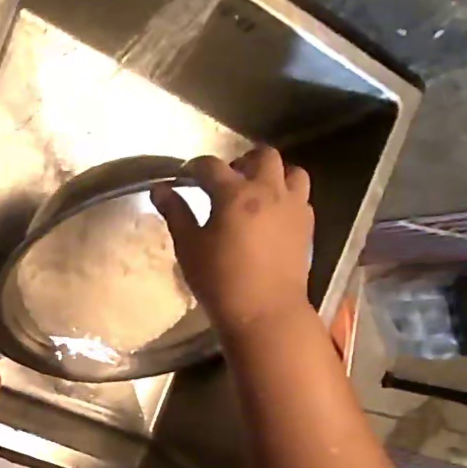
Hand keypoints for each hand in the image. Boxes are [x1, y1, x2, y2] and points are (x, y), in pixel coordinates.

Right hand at [151, 146, 313, 338]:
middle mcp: (268, 191)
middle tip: (227, 180)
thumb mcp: (190, 247)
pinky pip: (301, 196)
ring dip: (273, 174)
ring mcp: (292, 207)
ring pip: (291, 171)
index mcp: (235, 193)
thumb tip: (160, 190)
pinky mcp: (306, 226)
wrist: (266, 312)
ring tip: (257, 191)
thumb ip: (176, 213)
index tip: (186, 176)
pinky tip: (273, 213)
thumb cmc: (221, 281)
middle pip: (262, 155)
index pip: (211, 165)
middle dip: (242, 160)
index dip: (195, 167)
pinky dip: (288, 195)